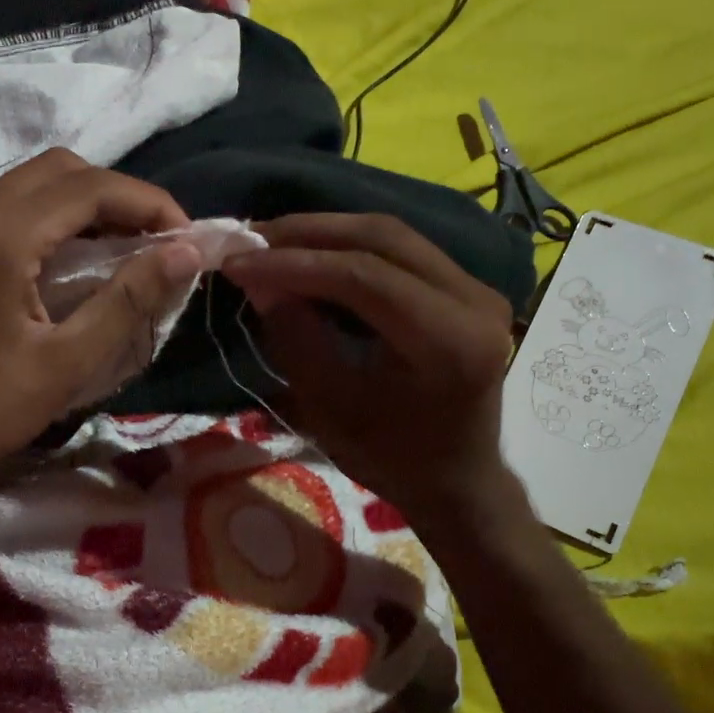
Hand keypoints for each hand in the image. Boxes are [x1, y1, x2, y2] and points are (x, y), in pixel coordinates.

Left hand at [0, 149, 203, 507]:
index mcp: (0, 238)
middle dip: (115, 194)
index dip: (147, 203)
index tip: (185, 238)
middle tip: (154, 238)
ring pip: (29, 184)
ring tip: (122, 246)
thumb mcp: (67, 361)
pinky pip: (4, 209)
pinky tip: (71, 258)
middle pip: (58, 170)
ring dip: (80, 203)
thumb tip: (186, 251)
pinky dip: (46, 218)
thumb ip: (128, 299)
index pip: (90, 187)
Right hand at [220, 213, 518, 520]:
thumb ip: (296, 339)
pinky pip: (399, 249)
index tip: (237, 264)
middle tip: (249, 239)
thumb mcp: (330, 409)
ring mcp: (475, 288)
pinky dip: (346, 246)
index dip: (294, 263)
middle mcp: (473, 301)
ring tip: (269, 241)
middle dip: (308, 233)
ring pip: (391, 235)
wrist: (455, 479)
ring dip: (324, 233)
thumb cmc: (390, 458)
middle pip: (382, 238)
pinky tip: (307, 253)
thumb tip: (261, 282)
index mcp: (447, 341)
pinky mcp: (463, 288)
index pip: (364, 275)